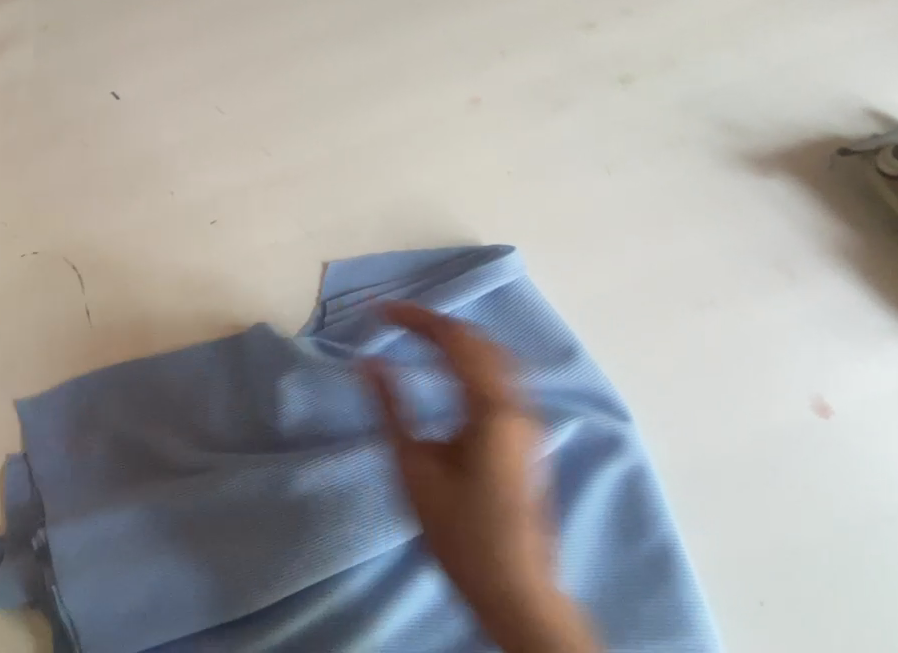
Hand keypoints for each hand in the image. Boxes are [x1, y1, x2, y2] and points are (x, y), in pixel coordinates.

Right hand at [364, 304, 598, 652]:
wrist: (513, 586)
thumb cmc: (458, 530)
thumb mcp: (412, 465)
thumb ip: (391, 405)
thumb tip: (368, 361)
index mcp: (492, 408)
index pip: (453, 340)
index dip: (413, 318)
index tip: (376, 312)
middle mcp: (519, 406)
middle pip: (479, 341)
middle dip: (434, 322)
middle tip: (392, 318)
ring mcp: (529, 421)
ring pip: (495, 356)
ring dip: (455, 338)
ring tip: (416, 334)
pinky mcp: (527, 436)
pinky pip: (501, 375)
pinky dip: (471, 358)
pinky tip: (448, 368)